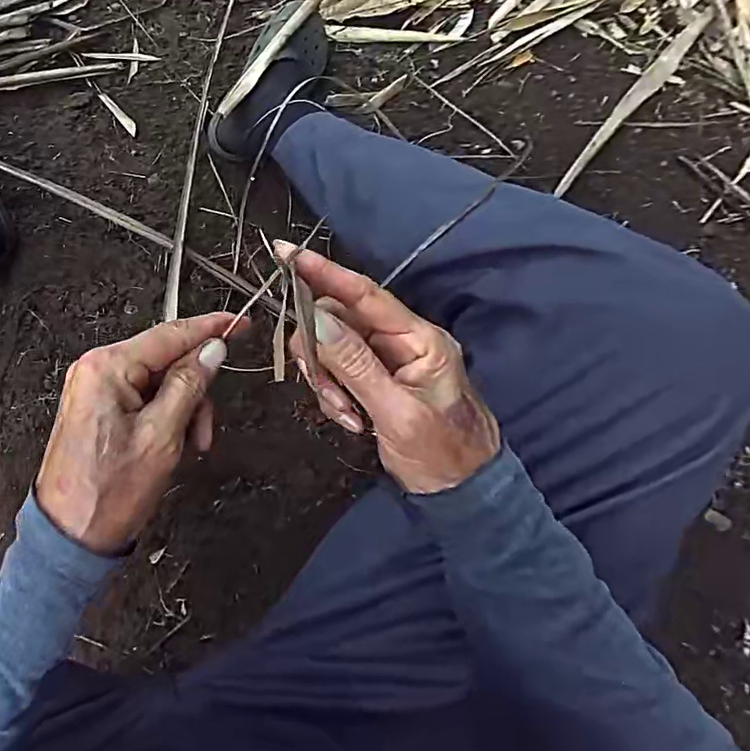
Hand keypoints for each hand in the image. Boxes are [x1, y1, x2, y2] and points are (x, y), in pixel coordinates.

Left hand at [36, 312, 247, 553]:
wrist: (69, 536)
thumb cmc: (105, 494)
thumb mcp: (161, 436)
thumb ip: (189, 386)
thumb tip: (210, 351)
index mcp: (107, 368)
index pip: (169, 334)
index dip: (209, 328)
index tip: (237, 324)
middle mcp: (95, 370)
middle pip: (165, 359)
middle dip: (194, 391)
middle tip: (205, 427)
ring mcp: (94, 388)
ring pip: (158, 381)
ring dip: (182, 409)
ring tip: (187, 446)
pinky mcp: (96, 406)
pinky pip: (142, 397)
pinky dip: (164, 416)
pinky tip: (171, 444)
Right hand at [275, 241, 500, 493]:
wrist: (463, 497)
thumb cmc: (443, 456)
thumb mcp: (398, 413)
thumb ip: (355, 365)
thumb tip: (315, 320)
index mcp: (418, 339)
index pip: (363, 293)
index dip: (323, 271)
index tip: (285, 253)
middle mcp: (399, 340)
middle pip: (335, 320)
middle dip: (318, 351)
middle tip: (320, 385)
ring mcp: (383, 359)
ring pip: (326, 346)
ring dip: (324, 379)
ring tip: (344, 413)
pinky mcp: (370, 378)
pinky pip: (331, 370)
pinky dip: (330, 394)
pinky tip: (349, 420)